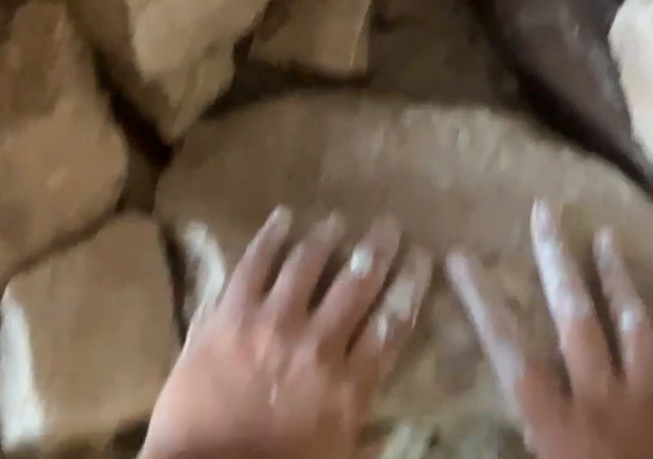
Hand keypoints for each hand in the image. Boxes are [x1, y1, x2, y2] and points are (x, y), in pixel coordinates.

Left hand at [141, 208, 433, 458]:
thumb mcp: (335, 456)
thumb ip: (361, 428)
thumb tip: (394, 420)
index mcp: (347, 388)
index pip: (391, 326)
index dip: (410, 287)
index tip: (421, 259)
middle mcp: (317, 346)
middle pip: (357, 284)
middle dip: (378, 249)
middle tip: (387, 224)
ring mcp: (271, 323)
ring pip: (307, 264)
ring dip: (326, 237)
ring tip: (337, 220)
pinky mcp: (230, 313)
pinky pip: (255, 263)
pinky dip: (271, 236)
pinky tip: (283, 217)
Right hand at [446, 202, 652, 458]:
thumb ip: (508, 442)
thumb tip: (450, 441)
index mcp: (556, 423)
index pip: (508, 349)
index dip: (481, 301)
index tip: (459, 256)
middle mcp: (601, 400)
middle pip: (576, 318)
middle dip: (557, 260)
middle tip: (545, 211)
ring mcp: (651, 404)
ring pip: (634, 326)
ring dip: (617, 277)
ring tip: (606, 235)